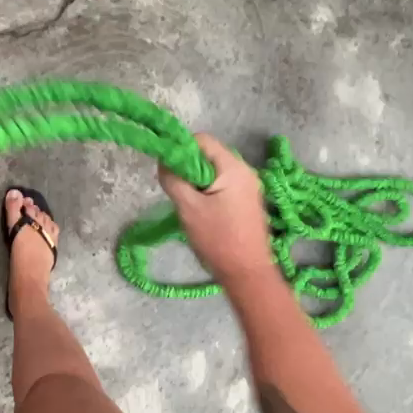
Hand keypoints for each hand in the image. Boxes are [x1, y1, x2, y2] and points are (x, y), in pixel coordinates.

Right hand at [157, 134, 277, 287]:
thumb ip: (173, 179)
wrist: (247, 272)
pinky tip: (200, 209)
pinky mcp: (246, 199)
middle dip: (187, 166)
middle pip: (207, 153)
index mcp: (233, 167)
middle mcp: (244, 170)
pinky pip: (220, 183)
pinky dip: (206, 189)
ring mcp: (248, 185)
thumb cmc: (218, 239)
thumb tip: (164, 161)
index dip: (180, 148)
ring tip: (186, 202)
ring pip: (212, 170)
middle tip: (175, 188)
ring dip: (195, 180)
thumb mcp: (188, 207)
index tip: (167, 169)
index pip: (202, 140)